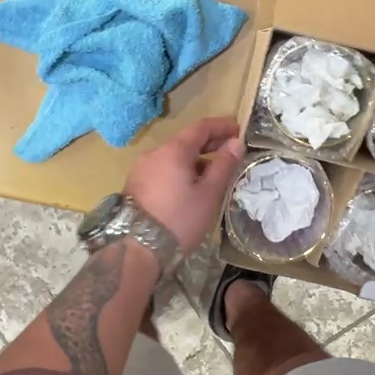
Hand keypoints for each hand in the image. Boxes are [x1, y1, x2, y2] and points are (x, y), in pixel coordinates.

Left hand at [124, 116, 243, 255]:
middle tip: (230, 149)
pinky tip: (190, 186)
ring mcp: (141, 168)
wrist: (135, 249)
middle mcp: (154, 153)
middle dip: (209, 142)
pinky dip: (180, 170)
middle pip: (185, 140)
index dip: (222, 126)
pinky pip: (163, 169)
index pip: (201, 127)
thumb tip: (236, 143)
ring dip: (195, 159)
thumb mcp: (208, 194)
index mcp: (173, 150)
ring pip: (173, 156)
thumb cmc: (179, 219)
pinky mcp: (135, 184)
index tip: (239, 129)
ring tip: (214, 172)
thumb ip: (223, 165)